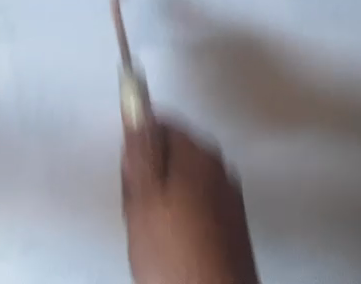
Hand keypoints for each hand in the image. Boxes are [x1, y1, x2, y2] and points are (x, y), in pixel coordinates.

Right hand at [121, 120, 259, 283]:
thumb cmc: (177, 255)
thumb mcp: (142, 194)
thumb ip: (138, 146)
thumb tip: (135, 106)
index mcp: (198, 151)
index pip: (159, 121)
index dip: (137, 144)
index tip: (129, 169)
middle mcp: (219, 166)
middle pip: (171, 151)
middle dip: (149, 173)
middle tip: (138, 204)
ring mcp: (228, 196)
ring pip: (182, 180)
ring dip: (163, 197)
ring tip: (151, 229)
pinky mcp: (230, 223)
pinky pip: (197, 205)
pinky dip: (181, 216)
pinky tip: (170, 241)